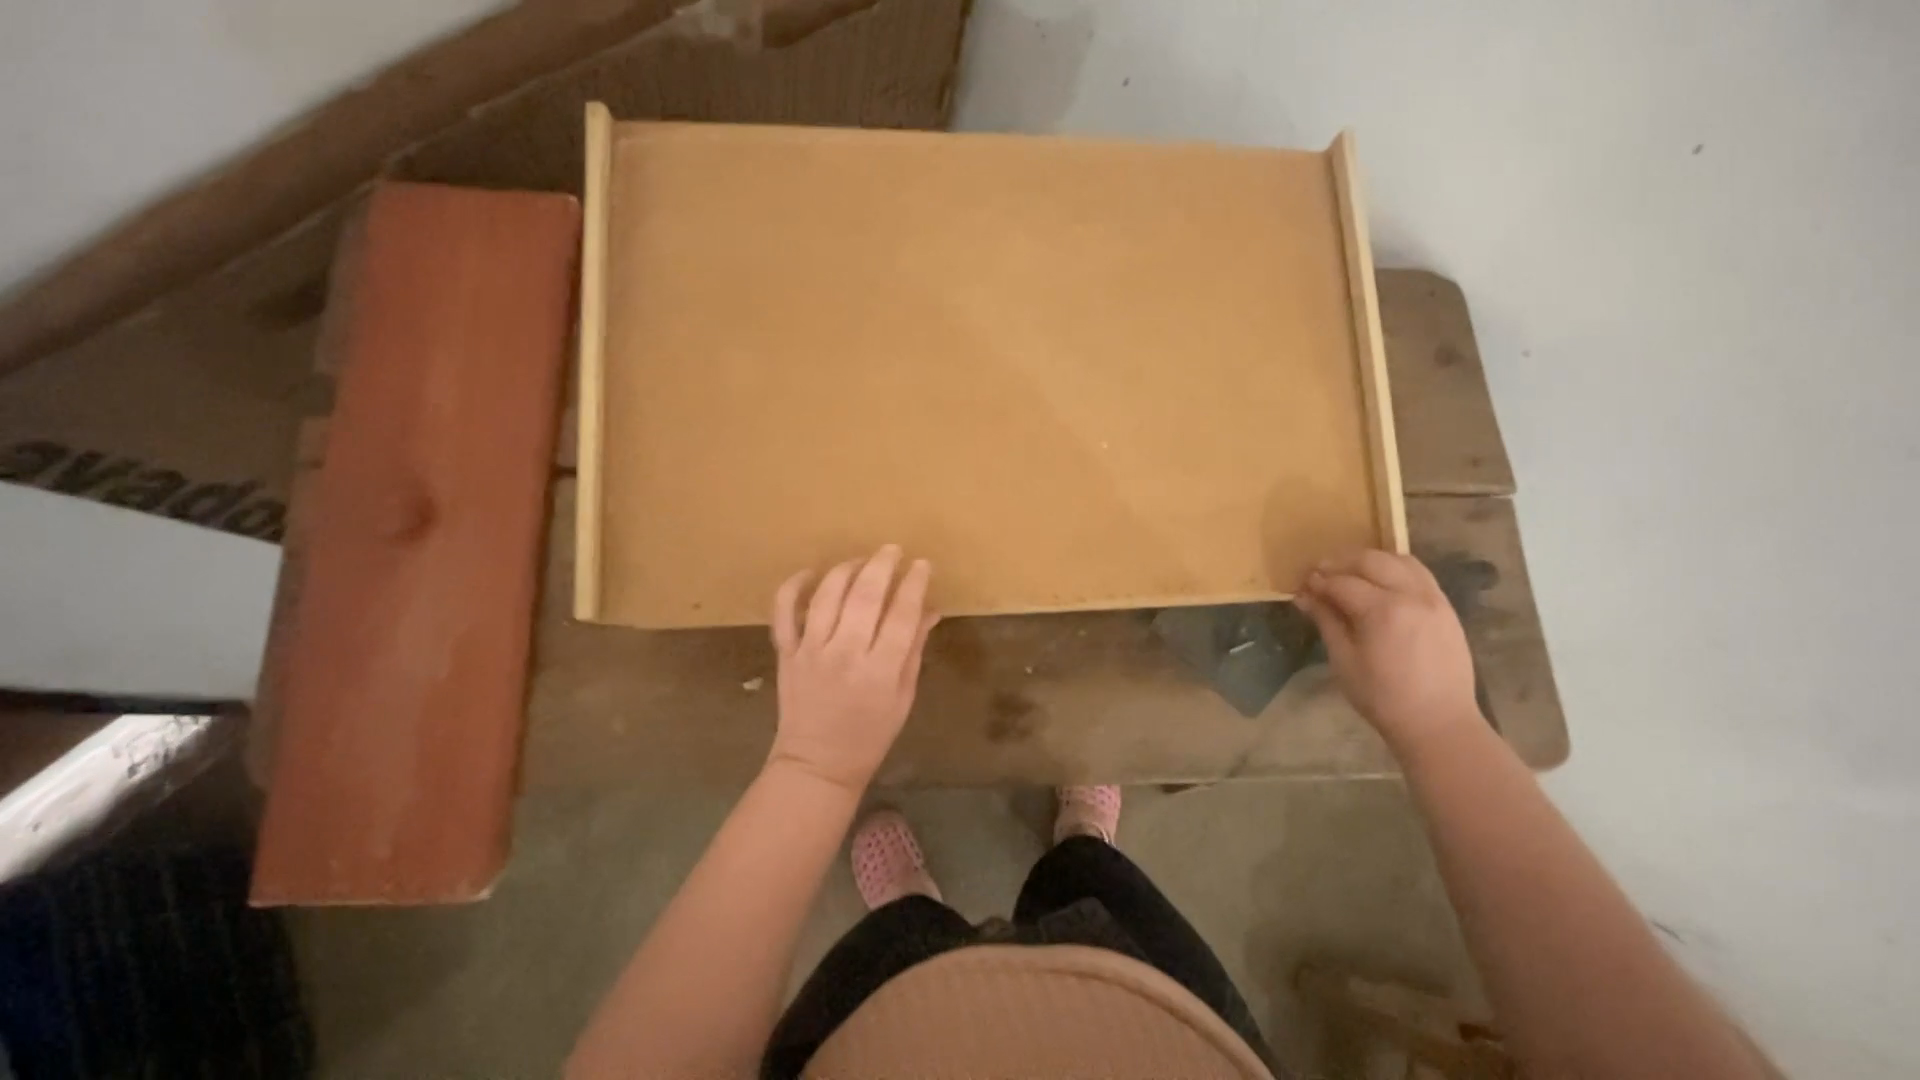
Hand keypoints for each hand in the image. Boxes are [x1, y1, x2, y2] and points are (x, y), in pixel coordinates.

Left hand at [768, 545, 936, 791]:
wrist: (817, 764)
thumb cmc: (869, 735)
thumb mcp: (903, 697)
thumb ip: (913, 651)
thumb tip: (929, 610)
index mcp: (880, 671)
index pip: (902, 614)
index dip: (914, 584)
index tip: (922, 565)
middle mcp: (845, 654)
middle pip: (865, 596)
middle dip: (882, 565)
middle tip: (893, 550)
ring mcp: (811, 651)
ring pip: (827, 595)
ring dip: (846, 569)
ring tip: (861, 560)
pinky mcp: (787, 654)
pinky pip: (784, 612)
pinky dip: (794, 587)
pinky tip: (810, 573)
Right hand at [1294, 550, 1479, 750]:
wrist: (1438, 722)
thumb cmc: (1382, 698)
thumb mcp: (1344, 661)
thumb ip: (1326, 621)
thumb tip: (1304, 596)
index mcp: (1382, 611)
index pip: (1342, 582)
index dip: (1318, 581)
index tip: (1302, 585)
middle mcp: (1411, 595)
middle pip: (1371, 560)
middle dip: (1342, 562)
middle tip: (1321, 573)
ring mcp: (1434, 599)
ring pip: (1399, 560)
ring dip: (1371, 561)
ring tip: (1352, 574)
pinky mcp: (1446, 608)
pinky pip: (1420, 574)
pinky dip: (1396, 570)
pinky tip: (1382, 584)